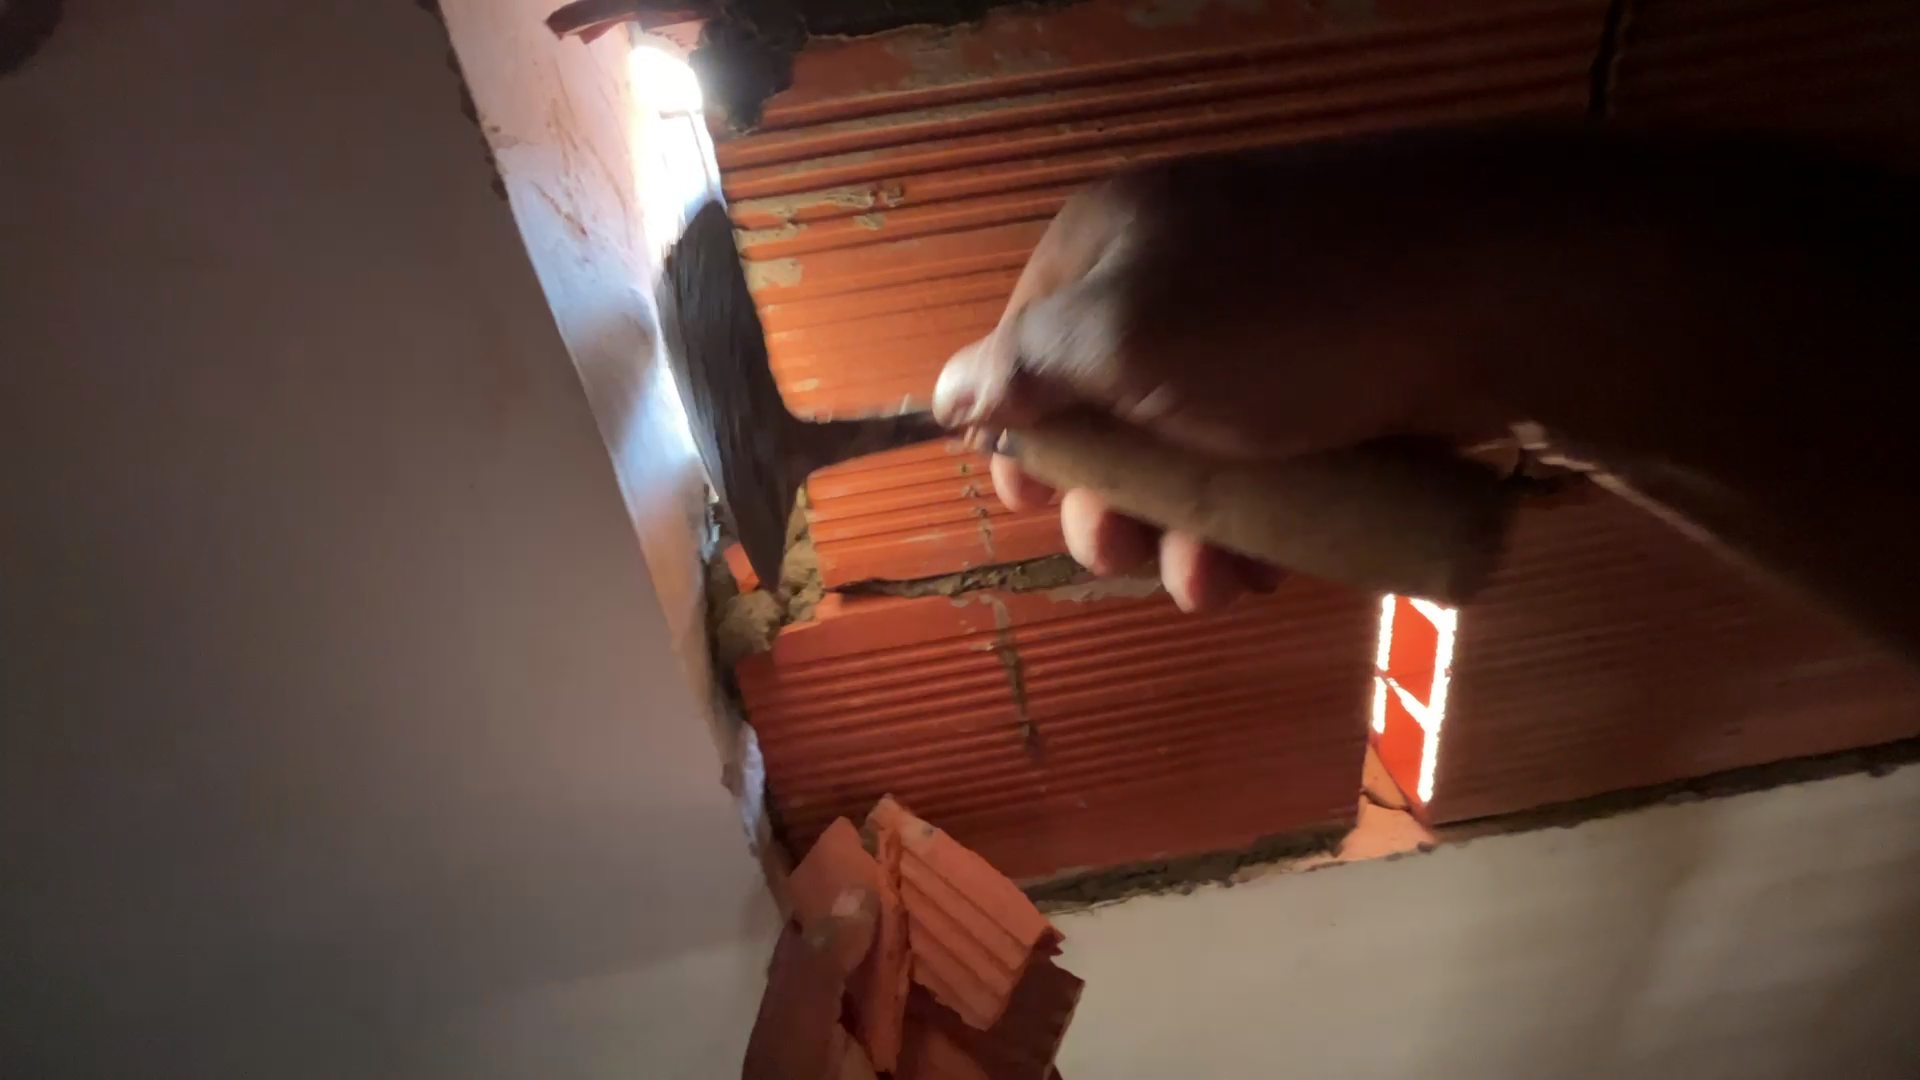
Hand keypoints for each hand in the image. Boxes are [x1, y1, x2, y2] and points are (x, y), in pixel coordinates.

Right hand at [932, 145, 1501, 610]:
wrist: (1503, 299)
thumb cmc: (1279, 320)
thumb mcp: (1124, 338)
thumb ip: (1021, 368)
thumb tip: (939, 395)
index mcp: (1106, 256)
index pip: (1021, 352)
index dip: (1021, 432)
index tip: (1034, 497)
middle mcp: (1164, 288)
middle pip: (1099, 415)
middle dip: (1109, 499)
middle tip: (1122, 550)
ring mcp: (1241, 340)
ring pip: (1176, 453)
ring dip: (1177, 530)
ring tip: (1206, 584)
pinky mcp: (1306, 384)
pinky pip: (1244, 463)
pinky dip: (1240, 522)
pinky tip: (1254, 569)